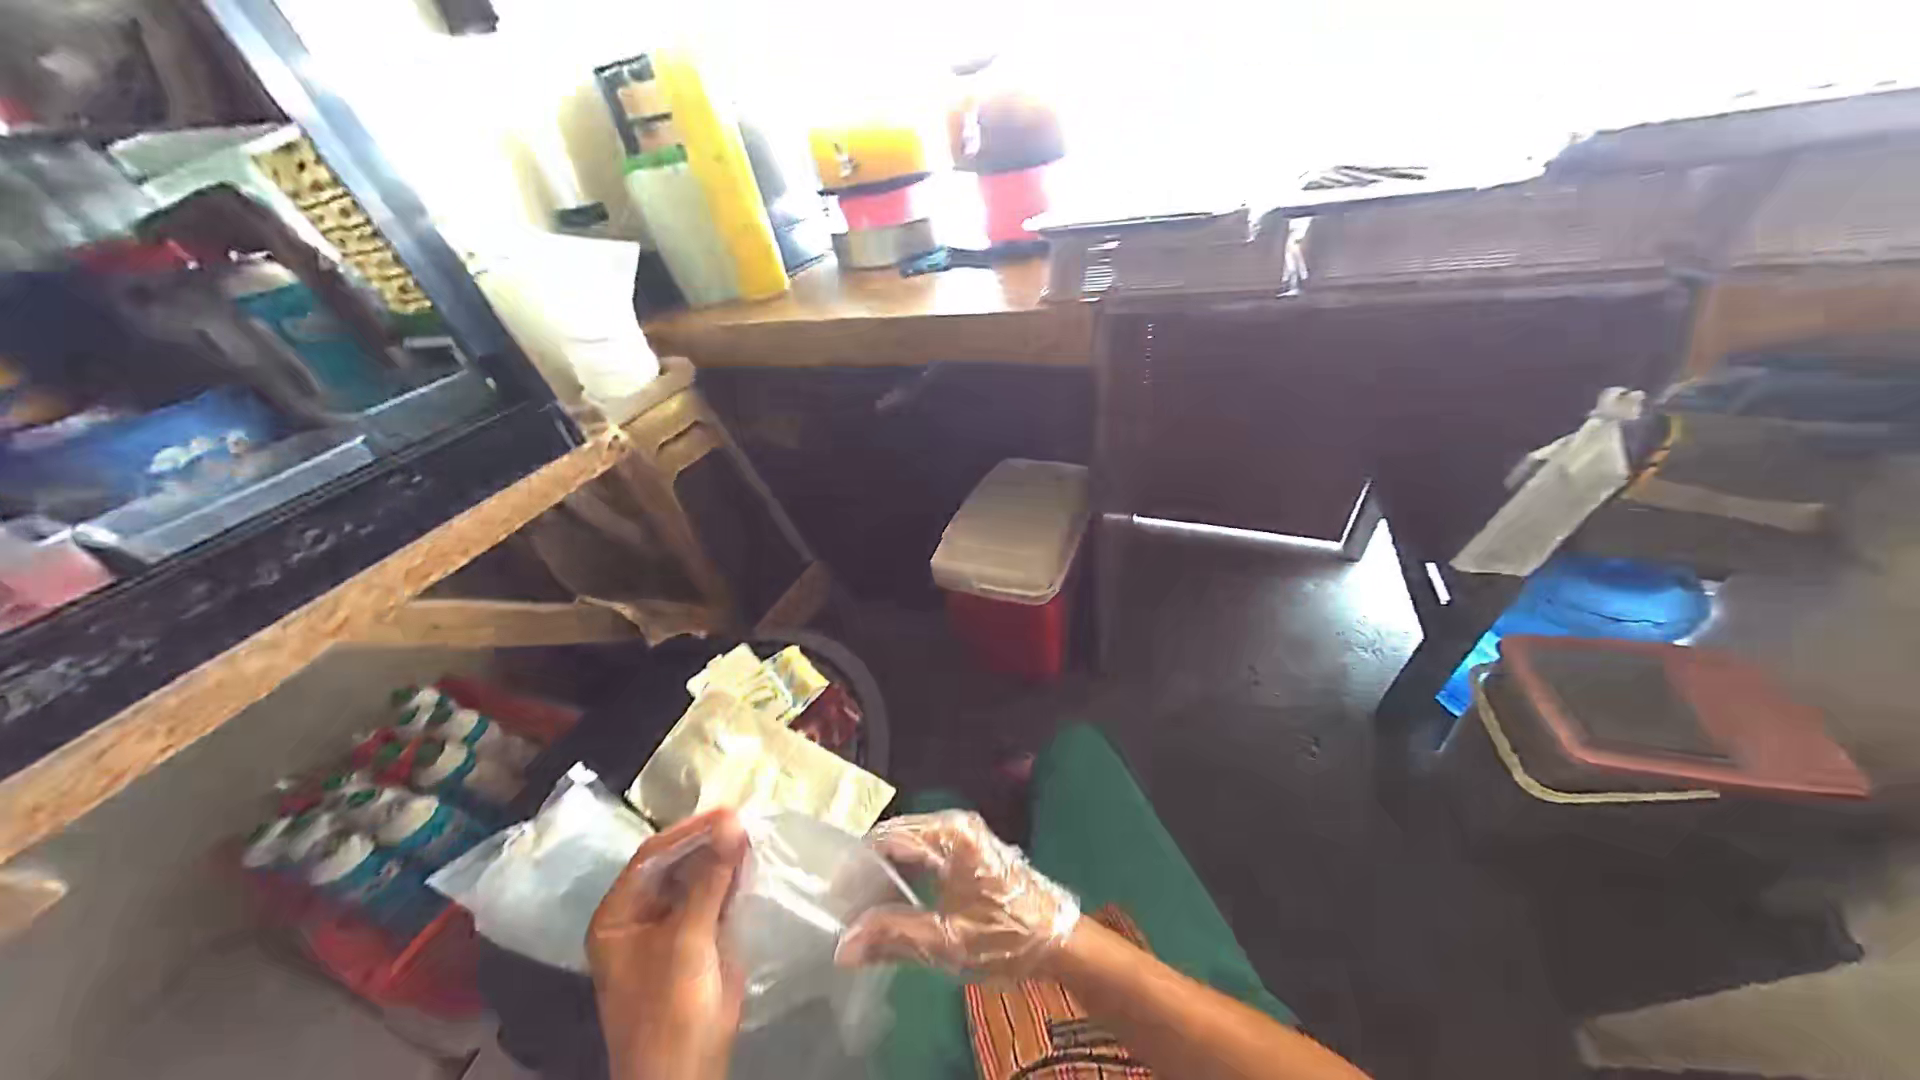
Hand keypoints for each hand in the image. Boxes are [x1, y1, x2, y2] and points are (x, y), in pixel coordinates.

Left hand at [588, 809, 747, 1079]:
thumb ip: (711, 878)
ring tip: (754, 835)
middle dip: (709, 842)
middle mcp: (640, 916)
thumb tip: (734, 820)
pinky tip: (753, 864)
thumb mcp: (688, 941)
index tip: (730, 811)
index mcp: (618, 916)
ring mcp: (670, 929)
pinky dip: (732, 881)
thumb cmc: (670, 1011)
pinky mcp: (697, 941)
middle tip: (747, 821)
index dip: (690, 831)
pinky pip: (713, 898)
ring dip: (723, 859)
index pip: (652, 856)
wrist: (686, 1078)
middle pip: (676, 864)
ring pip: (697, 879)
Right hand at [836, 809, 1078, 978]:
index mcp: (949, 834)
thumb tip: (843, 945)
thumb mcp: (947, 941)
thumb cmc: (1005, 936)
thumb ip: (893, 936)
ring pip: (911, 843)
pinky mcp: (969, 848)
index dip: (858, 864)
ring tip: (862, 904)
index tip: (835, 895)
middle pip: (897, 836)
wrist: (1058, 942)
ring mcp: (964, 833)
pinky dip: (906, 870)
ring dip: (887, 870)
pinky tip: (894, 897)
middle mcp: (954, 823)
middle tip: (844, 903)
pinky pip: (926, 849)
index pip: (888, 836)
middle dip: (870, 867)